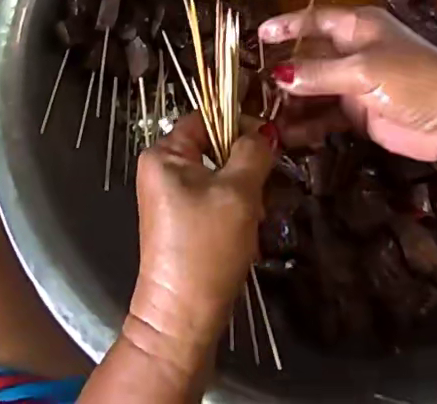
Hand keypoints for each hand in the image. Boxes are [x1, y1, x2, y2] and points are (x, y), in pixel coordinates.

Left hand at [124, 113, 274, 376]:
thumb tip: (266, 129)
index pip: (208, 115)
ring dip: (250, 185)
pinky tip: (257, 222)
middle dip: (249, 160)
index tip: (272, 132)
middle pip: (217, 144)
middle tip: (271, 177)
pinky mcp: (187, 220)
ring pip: (223, 171)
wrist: (182, 321)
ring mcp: (175, 196)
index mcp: (165, 154)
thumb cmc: (206, 248)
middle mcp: (164, 169)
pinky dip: (241, 204)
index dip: (241, 119)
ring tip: (265, 207)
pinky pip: (219, 195)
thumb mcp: (238, 191)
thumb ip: (254, 150)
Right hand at [260, 5, 436, 164]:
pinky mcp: (359, 111)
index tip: (258, 35)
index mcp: (360, 26)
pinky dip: (307, 123)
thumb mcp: (363, 71)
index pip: (316, 20)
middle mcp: (355, 49)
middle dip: (284, 68)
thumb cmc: (413, 79)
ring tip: (260, 113)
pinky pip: (325, 113)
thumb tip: (278, 75)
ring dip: (292, 99)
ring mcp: (356, 82)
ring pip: (315, 86)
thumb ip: (319, 73)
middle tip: (250, 84)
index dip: (288, 26)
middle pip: (311, 55)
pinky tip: (284, 134)